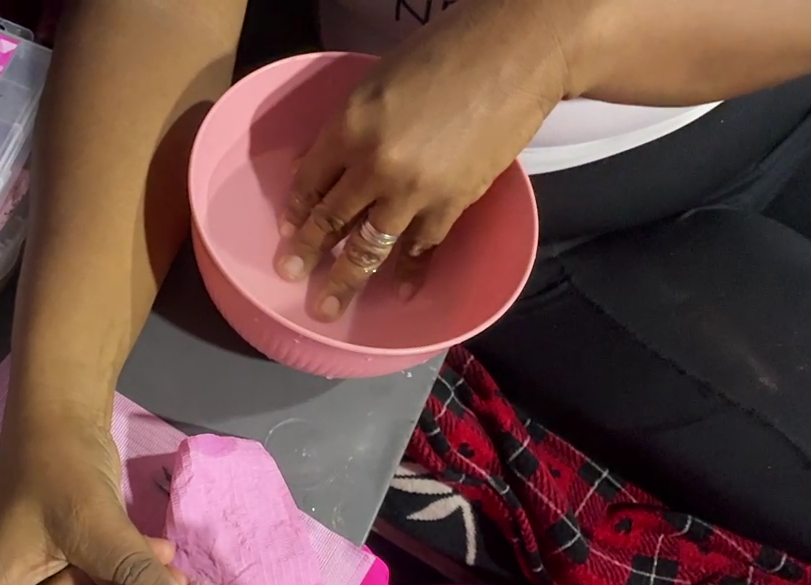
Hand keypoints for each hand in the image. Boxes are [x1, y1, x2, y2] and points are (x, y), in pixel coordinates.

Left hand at [277, 0, 568, 318]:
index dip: (296, 210)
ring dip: (345, 282)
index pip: (309, 181)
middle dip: (307, 254)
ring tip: (328, 310)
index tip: (287, 233)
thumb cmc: (447, 50)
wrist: (522, 48)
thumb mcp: (377, 80)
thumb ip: (346, 127)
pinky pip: (421, 248)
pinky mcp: (450, 204)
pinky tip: (401, 292)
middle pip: (331, 221)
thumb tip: (316, 167)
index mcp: (351, 127)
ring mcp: (412, 192)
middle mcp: (374, 166)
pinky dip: (410, 272)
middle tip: (290, 277)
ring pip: (367, 248)